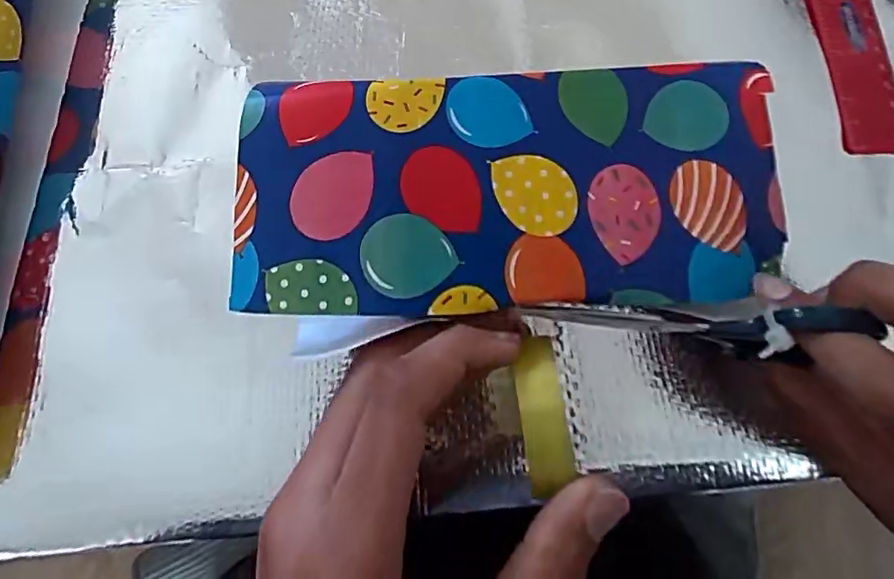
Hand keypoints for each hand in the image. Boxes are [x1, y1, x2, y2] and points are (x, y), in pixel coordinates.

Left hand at [259, 324, 630, 578]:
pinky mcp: (295, 511)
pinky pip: (344, 421)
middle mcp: (302, 500)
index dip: (456, 351)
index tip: (510, 344)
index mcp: (342, 531)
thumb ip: (543, 567)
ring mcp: (290, 502)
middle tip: (502, 337)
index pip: (395, 396)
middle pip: (370, 378)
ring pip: (352, 392)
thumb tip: (603, 495)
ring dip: (416, 361)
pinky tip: (436, 406)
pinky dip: (394, 394)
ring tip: (476, 358)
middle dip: (440, 341)